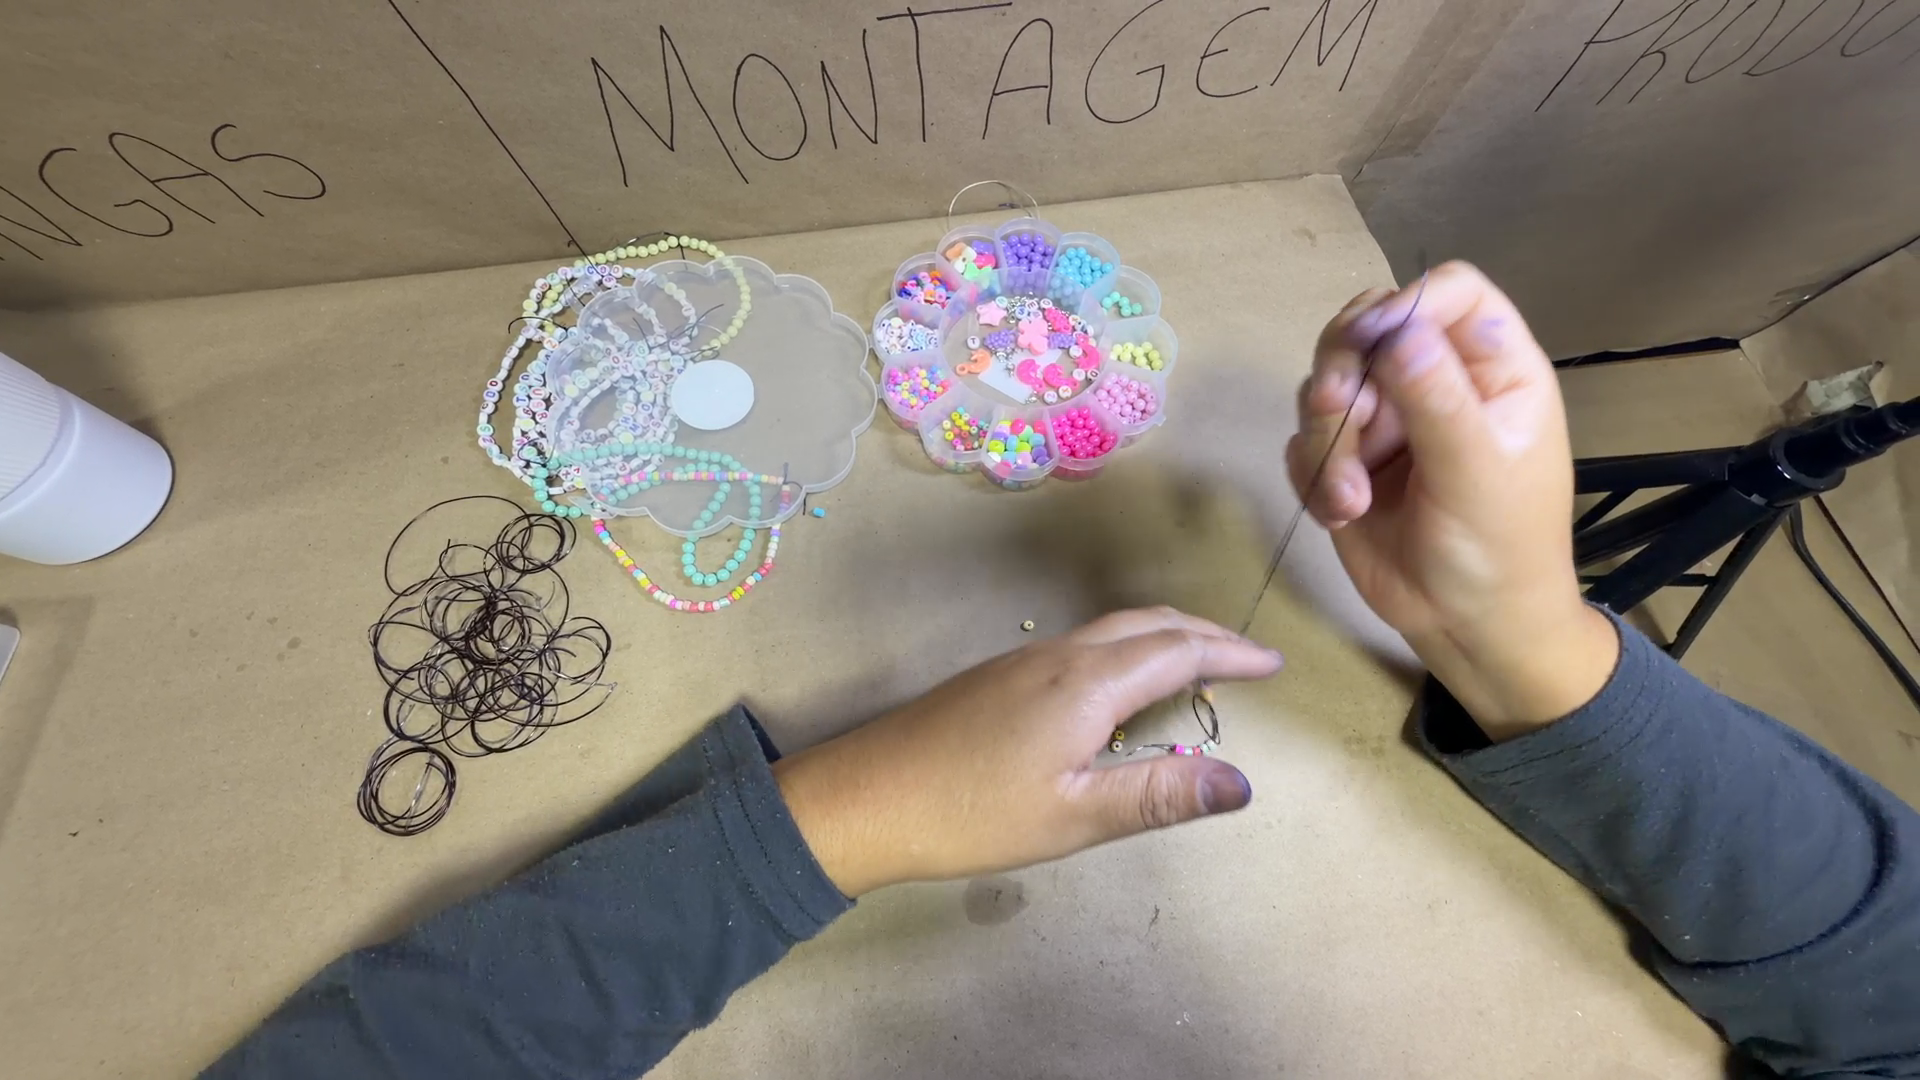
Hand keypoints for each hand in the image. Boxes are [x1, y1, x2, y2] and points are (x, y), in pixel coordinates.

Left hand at [772, 608, 1284, 896]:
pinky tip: (1121, 688)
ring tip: (1197, 666)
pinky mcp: (1002, 674)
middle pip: (1146, 624)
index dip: (1229, 653)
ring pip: (1112, 629)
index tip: (1272, 665)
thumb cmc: (973, 813)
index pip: (1176, 649)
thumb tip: (1241, 782)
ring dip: (1163, 636)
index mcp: (1085, 683)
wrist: (870, 794)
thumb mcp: (1074, 815)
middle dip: (1203, 633)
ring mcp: (1025, 660)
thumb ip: (1157, 794)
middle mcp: (1059, 656)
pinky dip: (1126, 649)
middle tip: (1245, 659)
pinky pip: (1084, 645)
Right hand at [1287, 262, 1617, 738]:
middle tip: (1339, 420)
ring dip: (1325, 445)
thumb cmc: (1496, 549)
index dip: (1402, 305)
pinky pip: (1301, 442)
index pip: (1446, 294)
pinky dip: (1311, 477)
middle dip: (1342, 377)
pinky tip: (1340, 515)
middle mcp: (1429, 384)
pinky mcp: (1341, 461)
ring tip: (1349, 501)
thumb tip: (1398, 332)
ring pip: (1322, 389)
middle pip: (1363, 331)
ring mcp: (1381, 423)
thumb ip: (1437, 400)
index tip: (1366, 344)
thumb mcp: (1475, 473)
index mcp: (1488, 370)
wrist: (1460, 624)